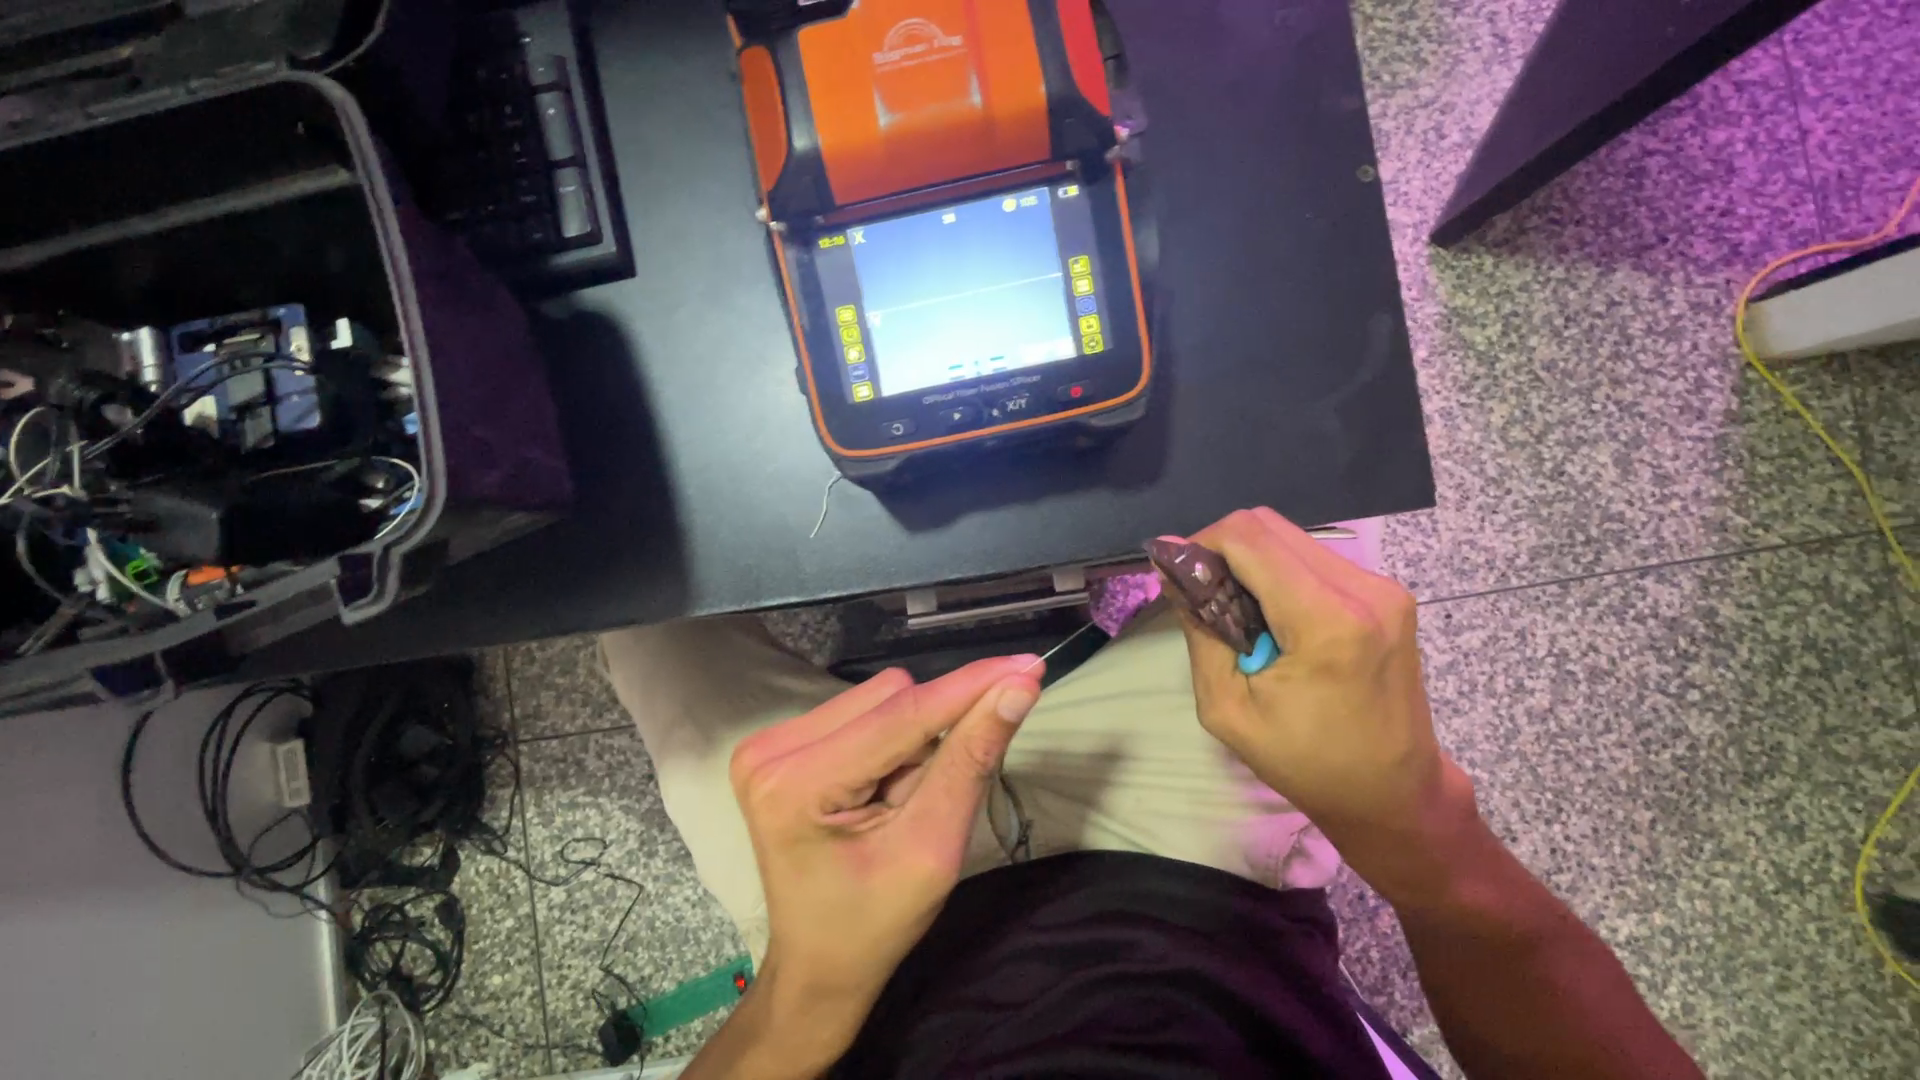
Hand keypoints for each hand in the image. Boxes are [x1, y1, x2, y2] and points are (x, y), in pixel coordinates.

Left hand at [727, 656, 1042, 1057]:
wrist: (819, 962)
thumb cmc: (875, 922)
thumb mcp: (934, 848)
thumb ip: (971, 761)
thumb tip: (1016, 688)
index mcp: (796, 785)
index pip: (902, 715)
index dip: (970, 687)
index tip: (1029, 665)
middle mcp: (771, 749)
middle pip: (890, 697)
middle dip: (932, 735)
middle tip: (930, 797)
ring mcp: (768, 742)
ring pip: (879, 698)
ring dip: (912, 740)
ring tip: (901, 800)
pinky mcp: (779, 743)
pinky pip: (861, 711)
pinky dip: (891, 742)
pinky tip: (881, 788)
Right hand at [1172, 508, 1478, 899]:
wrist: (1393, 793)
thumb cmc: (1305, 763)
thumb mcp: (1227, 709)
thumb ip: (1200, 630)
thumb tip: (1170, 571)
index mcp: (1326, 620)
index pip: (1247, 538)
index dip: (1199, 544)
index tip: (1175, 576)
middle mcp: (1362, 588)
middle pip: (1268, 526)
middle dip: (1221, 549)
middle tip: (1199, 593)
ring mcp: (1383, 587)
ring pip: (1291, 538)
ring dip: (1251, 562)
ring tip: (1236, 612)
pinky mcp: (1388, 594)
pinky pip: (1315, 558)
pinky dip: (1279, 574)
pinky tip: (1272, 617)